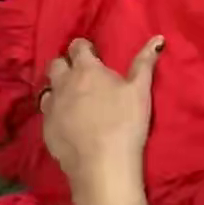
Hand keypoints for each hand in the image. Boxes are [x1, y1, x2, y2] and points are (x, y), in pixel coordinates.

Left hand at [41, 35, 164, 192]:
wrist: (102, 165)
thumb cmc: (125, 123)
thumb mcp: (140, 90)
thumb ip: (145, 62)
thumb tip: (158, 38)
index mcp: (85, 70)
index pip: (77, 46)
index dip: (84, 48)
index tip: (93, 56)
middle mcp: (63, 83)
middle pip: (56, 64)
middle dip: (66, 65)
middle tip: (81, 76)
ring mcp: (51, 107)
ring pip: (48, 88)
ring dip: (58, 89)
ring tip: (72, 99)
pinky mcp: (46, 129)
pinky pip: (46, 113)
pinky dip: (55, 112)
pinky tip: (67, 122)